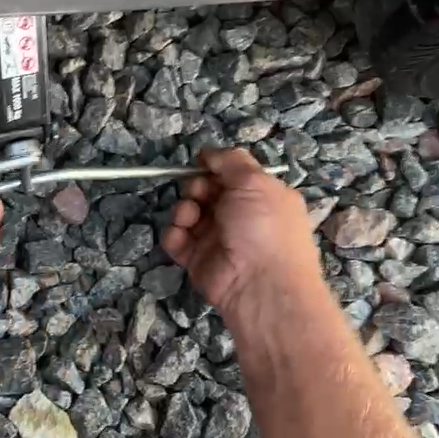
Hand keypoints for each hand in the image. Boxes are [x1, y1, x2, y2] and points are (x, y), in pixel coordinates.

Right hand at [162, 147, 321, 314]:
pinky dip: (174, 235)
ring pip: (188, 214)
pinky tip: (180, 236)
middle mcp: (240, 217)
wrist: (261, 285)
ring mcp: (217, 239)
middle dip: (196, 188)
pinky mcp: (198, 260)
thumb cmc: (264, 227)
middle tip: (200, 195)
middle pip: (204, 192)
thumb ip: (230, 160)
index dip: (213, 168)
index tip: (202, 164)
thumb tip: (208, 152)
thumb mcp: (255, 182)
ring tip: (189, 219)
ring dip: (183, 210)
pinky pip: (177, 240)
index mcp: (261, 197)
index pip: (230, 175)